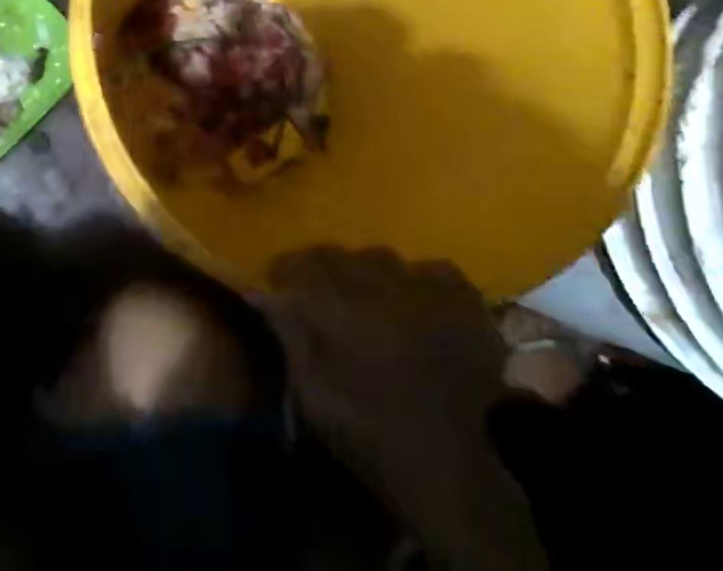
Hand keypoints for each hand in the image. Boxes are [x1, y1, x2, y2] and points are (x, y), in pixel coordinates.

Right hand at [262, 247, 504, 461]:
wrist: (448, 466)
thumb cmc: (369, 433)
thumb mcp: (312, 394)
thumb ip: (287, 336)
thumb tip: (258, 291)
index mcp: (341, 313)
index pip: (301, 267)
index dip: (285, 270)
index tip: (276, 281)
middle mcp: (382, 290)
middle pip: (339, 256)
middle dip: (320, 267)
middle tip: (316, 290)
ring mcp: (427, 294)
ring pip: (383, 257)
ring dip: (365, 270)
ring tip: (364, 293)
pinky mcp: (465, 305)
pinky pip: (436, 269)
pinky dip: (419, 278)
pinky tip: (414, 298)